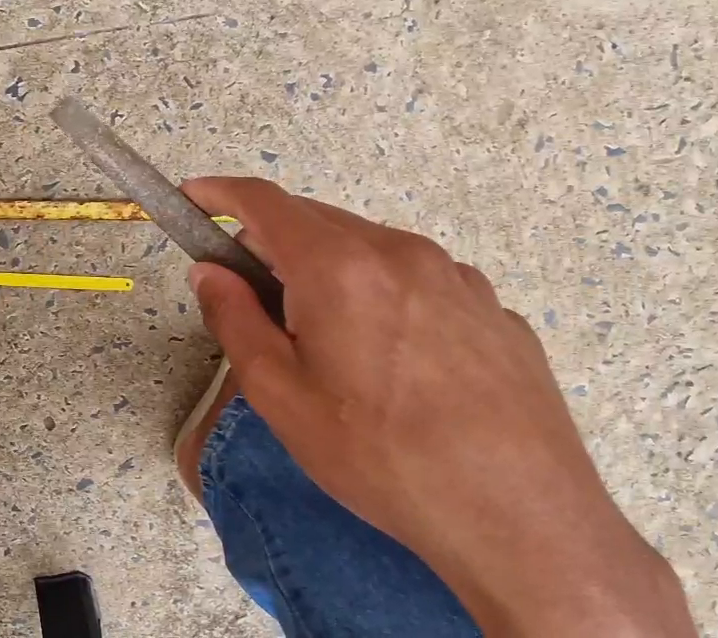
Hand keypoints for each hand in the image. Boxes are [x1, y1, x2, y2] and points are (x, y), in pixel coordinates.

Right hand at [180, 177, 693, 637]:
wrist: (526, 526)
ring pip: (368, 248)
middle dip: (272, 242)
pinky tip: (391, 358)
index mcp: (339, 266)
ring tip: (326, 338)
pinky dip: (381, 292)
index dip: (219, 191)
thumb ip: (232, 317)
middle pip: (316, 221)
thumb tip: (210, 272)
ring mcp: (458, 279)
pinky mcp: (497, 311)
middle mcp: (401, 253)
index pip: (265, 201)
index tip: (192, 196)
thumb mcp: (277, 392)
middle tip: (252, 295)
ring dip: (328, 268)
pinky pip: (417, 279)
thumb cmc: (380, 454)